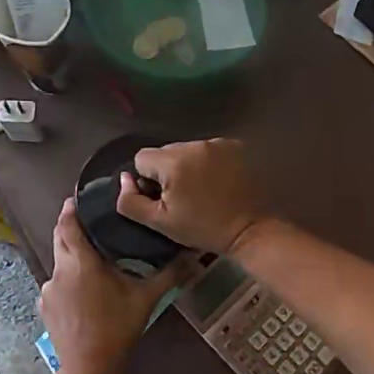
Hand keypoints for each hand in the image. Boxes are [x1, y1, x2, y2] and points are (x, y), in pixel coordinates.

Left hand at [40, 198, 186, 373]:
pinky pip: (56, 284)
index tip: (79, 199)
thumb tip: (195, 257)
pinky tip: (84, 292)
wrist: (90, 366)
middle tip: (89, 221)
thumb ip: (170, 274)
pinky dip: (68, 280)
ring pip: (59, 262)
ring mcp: (49, 289)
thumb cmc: (119, 327)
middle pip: (59, 237)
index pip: (68, 223)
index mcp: (82, 261)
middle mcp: (60, 270)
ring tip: (92, 260)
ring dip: (71, 255)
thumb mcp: (147, 298)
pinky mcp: (45, 306)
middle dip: (70, 226)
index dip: (71, 208)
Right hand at [117, 138, 266, 254]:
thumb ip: (131, 201)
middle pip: (165, 152)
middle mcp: (195, 145)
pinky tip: (217, 181)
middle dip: (168, 170)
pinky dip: (208, 161)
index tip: (164, 197)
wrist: (249, 229)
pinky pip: (209, 149)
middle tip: (183, 196)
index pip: (143, 158)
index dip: (148, 179)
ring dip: (188, 165)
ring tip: (202, 189)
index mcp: (174, 162)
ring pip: (187, 150)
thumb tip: (125, 179)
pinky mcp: (235, 146)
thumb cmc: (202, 228)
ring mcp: (217, 143)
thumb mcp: (160, 223)